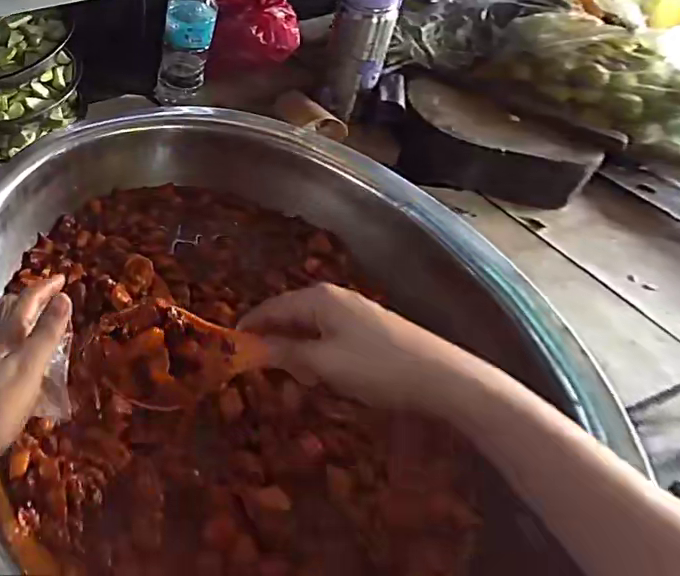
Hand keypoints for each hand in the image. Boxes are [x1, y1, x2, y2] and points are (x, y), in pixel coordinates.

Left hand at [0, 274, 71, 473]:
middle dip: (34, 304)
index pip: (27, 302)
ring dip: (29, 330)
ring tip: (46, 335)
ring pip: (9, 338)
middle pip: (14, 316)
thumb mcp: (29, 367)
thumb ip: (46, 333)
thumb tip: (63, 297)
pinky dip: (22, 356)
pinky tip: (27, 376)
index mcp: (6, 336)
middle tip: (53, 299)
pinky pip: (7, 361)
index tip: (62, 277)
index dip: (45, 288)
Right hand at [238, 283, 481, 409]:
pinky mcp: (370, 328)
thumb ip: (285, 352)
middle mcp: (332, 296)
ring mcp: (353, 311)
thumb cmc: (378, 367)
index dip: (250, 327)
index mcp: (316, 298)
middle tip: (273, 375)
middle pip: (290, 317)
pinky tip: (332, 378)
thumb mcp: (325, 364)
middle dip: (278, 345)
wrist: (447, 379)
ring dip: (302, 354)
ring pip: (311, 329)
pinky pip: (331, 336)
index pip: (270, 308)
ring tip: (308, 383)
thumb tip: (251, 346)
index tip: (232, 346)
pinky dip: (322, 355)